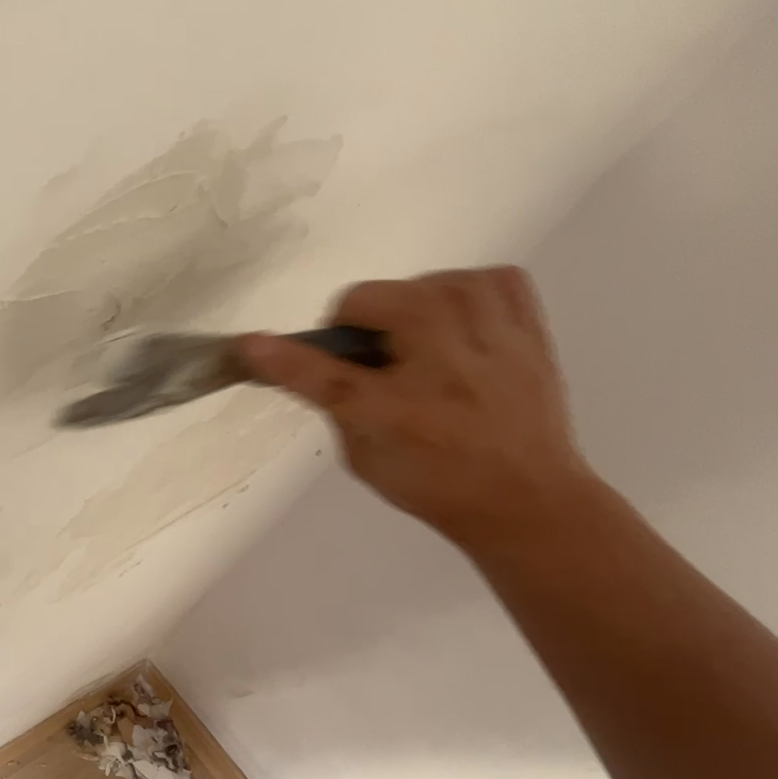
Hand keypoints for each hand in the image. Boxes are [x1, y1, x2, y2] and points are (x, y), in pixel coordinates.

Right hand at [236, 267, 599, 549]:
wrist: (525, 498)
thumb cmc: (431, 483)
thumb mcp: (363, 455)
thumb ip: (337, 403)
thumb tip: (305, 360)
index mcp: (396, 411)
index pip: (321, 373)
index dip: (278, 356)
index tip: (247, 345)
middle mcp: (445, 369)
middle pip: (379, 300)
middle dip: (356, 320)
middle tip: (364, 353)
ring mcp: (495, 344)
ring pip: (433, 281)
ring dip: (408, 302)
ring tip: (412, 337)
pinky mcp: (530, 331)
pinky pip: (492, 279)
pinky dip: (464, 291)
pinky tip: (455, 321)